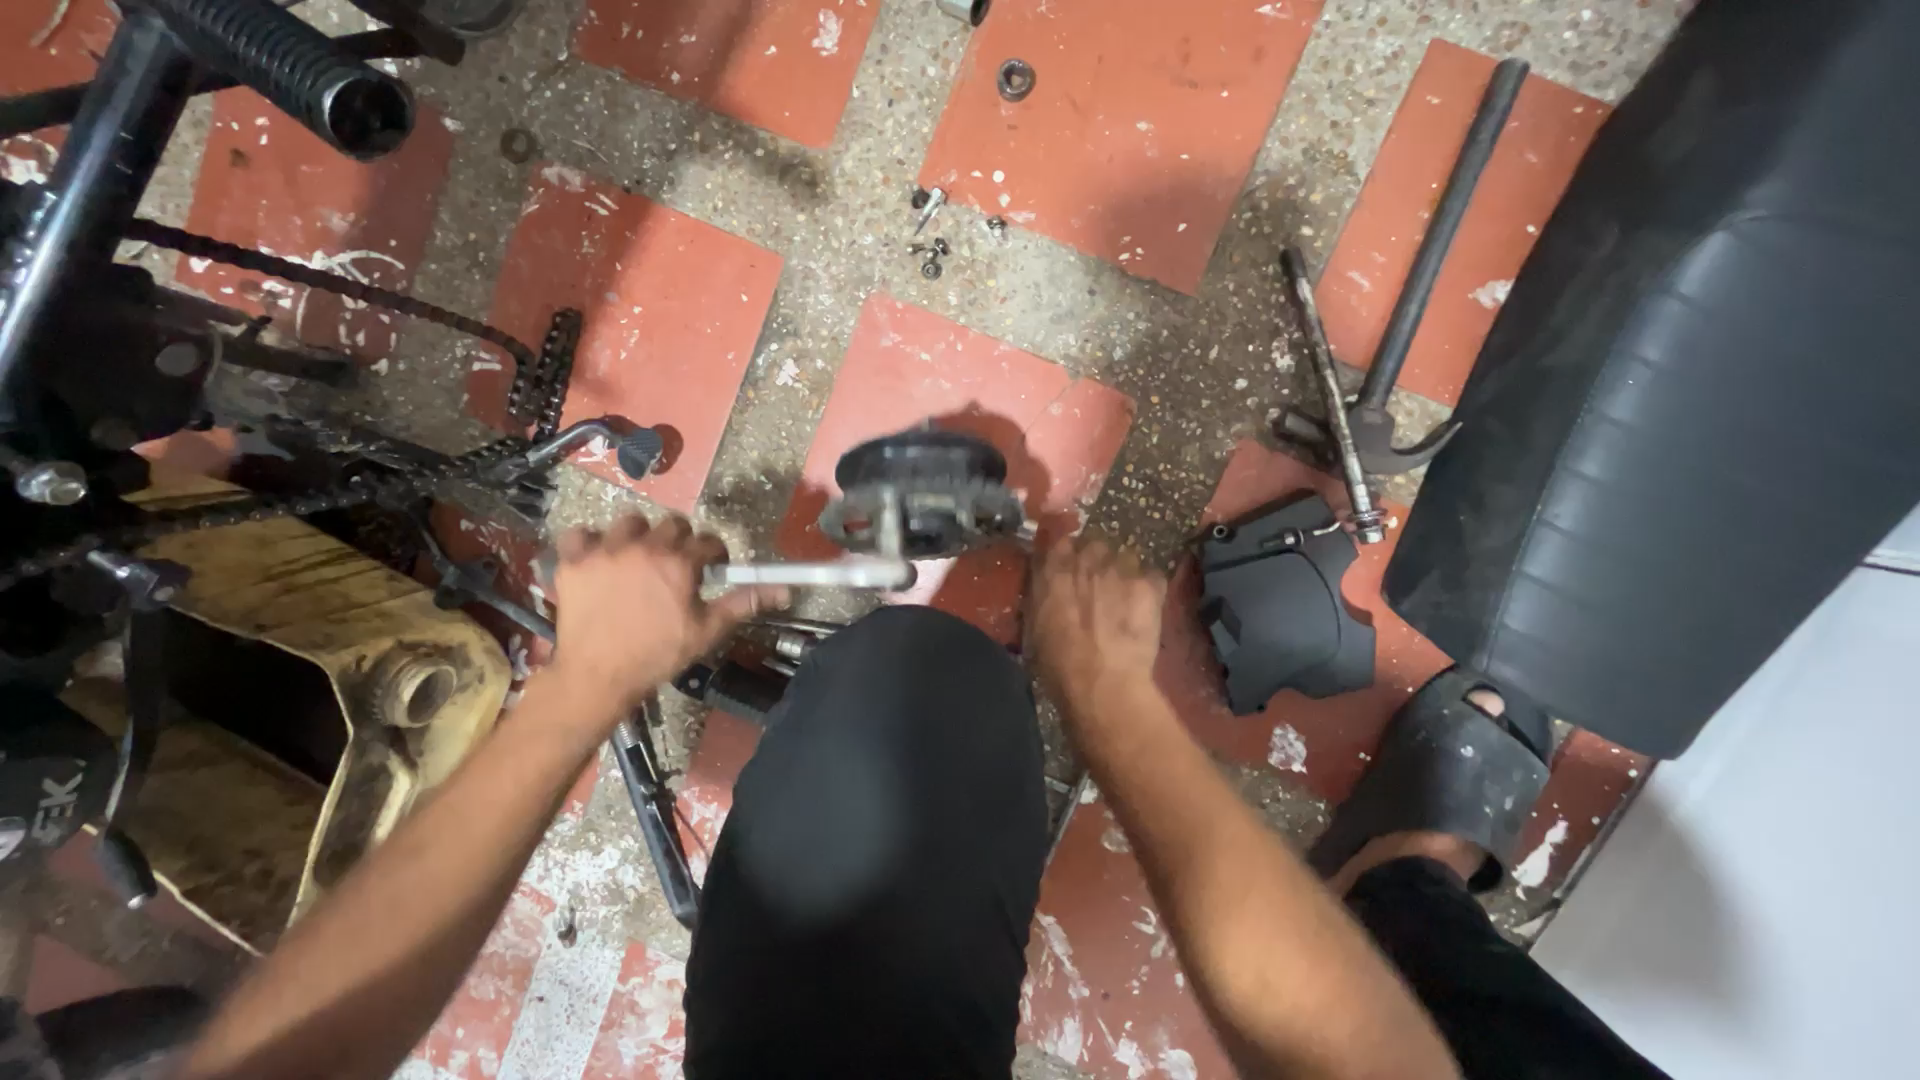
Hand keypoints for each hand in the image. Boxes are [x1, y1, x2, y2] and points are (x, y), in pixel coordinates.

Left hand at [545, 514, 786, 716]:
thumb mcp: (707, 630)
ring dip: (637, 537)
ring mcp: (604, 551)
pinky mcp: (573, 561)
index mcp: (679, 562)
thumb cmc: (657, 655)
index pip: (707, 541)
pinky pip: (580, 534)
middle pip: (671, 525)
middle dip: (679, 542)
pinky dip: (589, 544)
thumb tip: (783, 589)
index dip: (713, 555)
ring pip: (629, 523)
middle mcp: (643, 547)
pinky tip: (598, 562)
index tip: (709, 570)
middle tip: (675, 569)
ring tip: (637, 561)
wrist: (598, 677)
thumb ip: (743, 602)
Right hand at [1026, 537, 1167, 724]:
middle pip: (1096, 544)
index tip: (1068, 568)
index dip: (1067, 554)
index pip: (1060, 540)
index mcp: (1053, 569)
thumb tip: (1049, 588)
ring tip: (1125, 598)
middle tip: (1098, 586)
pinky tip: (1145, 609)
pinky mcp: (1150, 583)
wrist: (1102, 682)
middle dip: (1097, 561)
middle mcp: (1087, 558)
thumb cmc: (1058, 664)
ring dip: (1124, 572)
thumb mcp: (1035, 627)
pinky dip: (1149, 588)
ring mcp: (1121, 568)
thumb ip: (1043, 596)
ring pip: (1126, 556)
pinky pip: (1152, 575)